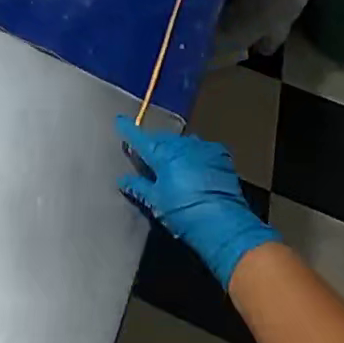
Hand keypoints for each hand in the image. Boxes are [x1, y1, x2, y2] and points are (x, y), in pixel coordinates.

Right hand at [117, 116, 281, 286]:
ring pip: (184, 143)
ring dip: (176, 149)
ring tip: (173, 162)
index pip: (140, 138)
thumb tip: (123, 180)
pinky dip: (196, 155)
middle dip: (155, 143)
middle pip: (163, 139)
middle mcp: (183, 145)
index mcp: (162, 154)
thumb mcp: (156, 202)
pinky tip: (197, 167)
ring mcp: (204, 148)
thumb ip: (139, 187)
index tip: (120, 120)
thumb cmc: (183, 212)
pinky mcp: (222, 157)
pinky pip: (203, 150)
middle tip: (148, 154)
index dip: (129, 130)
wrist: (223, 222)